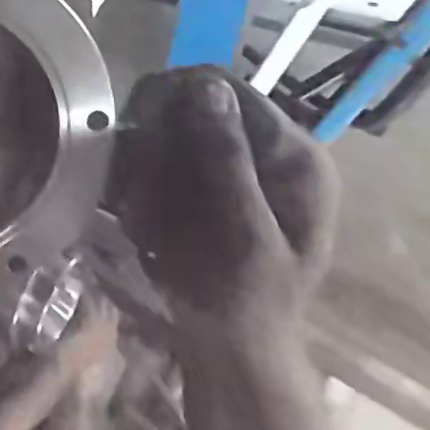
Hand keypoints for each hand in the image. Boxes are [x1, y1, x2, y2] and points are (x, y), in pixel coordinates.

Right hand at [111, 67, 339, 340]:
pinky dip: (145, 175)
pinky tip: (147, 212)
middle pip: (191, 101)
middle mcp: (264, 145)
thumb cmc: (247, 296)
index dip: (175, 94)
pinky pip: (161, 151)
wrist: (232, 343)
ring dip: (147, 161)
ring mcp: (232, 159)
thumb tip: (207, 86)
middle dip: (156, 136)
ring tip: (146, 209)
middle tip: (140, 181)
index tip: (137, 124)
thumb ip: (229, 158)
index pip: (225, 86)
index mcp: (292, 152)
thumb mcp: (243, 232)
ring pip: (168, 125)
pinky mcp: (205, 174)